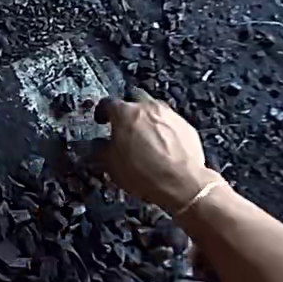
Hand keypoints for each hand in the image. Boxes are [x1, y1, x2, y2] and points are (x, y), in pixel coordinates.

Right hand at [95, 89, 221, 213]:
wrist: (181, 183)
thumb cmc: (146, 173)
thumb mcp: (111, 165)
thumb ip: (101, 150)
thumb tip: (96, 146)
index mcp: (125, 113)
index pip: (108, 103)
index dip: (102, 112)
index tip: (101, 119)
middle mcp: (148, 108)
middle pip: (134, 97)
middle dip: (127, 108)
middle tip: (123, 124)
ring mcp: (169, 115)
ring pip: (154, 108)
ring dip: (147, 118)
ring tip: (143, 137)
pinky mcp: (185, 126)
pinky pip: (170, 122)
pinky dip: (164, 130)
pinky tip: (161, 146)